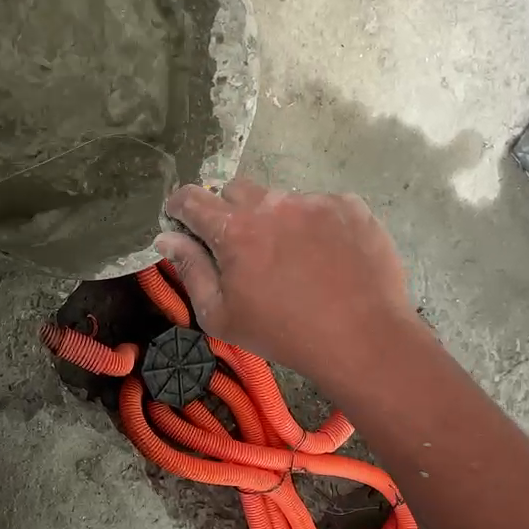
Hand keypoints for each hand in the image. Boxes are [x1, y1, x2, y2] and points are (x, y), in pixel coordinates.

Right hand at [155, 178, 416, 382]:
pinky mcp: (349, 207)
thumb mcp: (220, 315)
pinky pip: (318, 206)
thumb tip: (167, 238)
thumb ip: (190, 270)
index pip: (191, 198)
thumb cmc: (281, 334)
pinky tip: (323, 257)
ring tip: (291, 259)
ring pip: (280, 199)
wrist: (361, 338)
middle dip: (227, 211)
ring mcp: (314, 201)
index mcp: (234, 230)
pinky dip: (312, 225)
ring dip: (274, 220)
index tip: (179, 219)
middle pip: (235, 190)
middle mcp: (272, 204)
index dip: (179, 206)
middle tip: (240, 248)